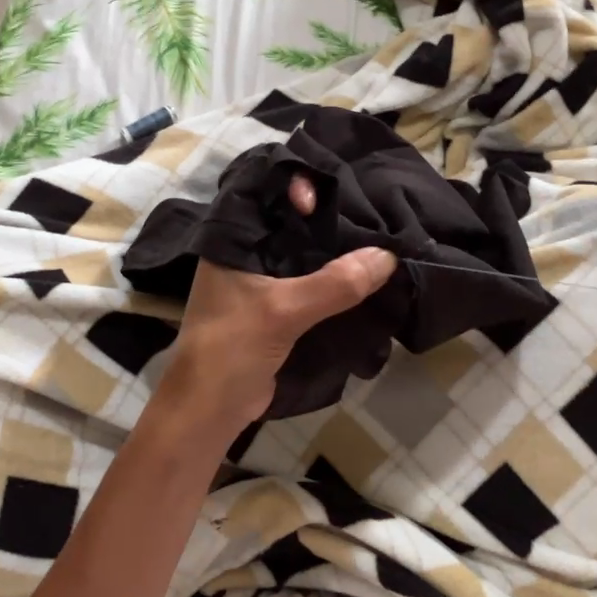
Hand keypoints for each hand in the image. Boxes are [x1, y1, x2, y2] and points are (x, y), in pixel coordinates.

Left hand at [157, 174, 396, 439]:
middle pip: (290, 225)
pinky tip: (366, 278)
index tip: (330, 198)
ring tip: (378, 239)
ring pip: (302, 257)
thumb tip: (387, 256)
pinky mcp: (275, 312)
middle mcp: (244, 255)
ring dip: (333, 254)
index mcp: (231, 241)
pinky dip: (333, 282)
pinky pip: (308, 285)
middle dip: (326, 220)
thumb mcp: (283, 311)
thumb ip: (334, 284)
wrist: (209, 409)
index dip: (296, 187)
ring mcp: (259, 284)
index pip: (263, 194)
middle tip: (370, 211)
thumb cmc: (231, 347)